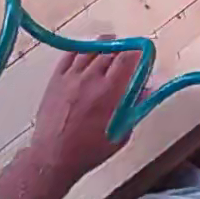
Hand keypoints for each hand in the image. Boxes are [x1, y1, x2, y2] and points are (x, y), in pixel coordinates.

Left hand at [26, 45, 141, 185]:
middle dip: (122, 49)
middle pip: (110, 52)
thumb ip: (134, 108)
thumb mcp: (121, 133)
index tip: (144, 52)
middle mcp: (90, 78)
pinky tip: (85, 50)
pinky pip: (68, 56)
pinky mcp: (56, 79)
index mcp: (109, 91)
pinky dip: (80, 50)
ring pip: (89, 50)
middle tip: (129, 50)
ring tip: (110, 42)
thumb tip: (145, 90)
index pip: (127, 59)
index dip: (138, 52)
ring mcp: (71, 77)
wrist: (54, 155)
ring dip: (103, 45)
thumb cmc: (90, 150)